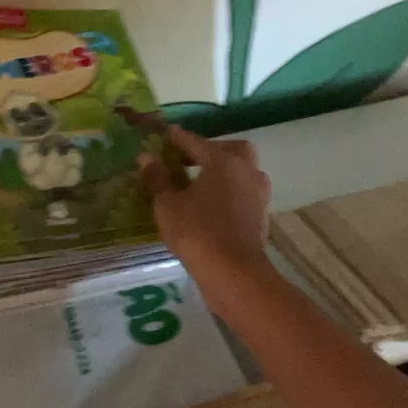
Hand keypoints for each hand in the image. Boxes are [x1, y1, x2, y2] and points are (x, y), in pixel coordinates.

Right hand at [140, 126, 272, 310]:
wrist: (234, 273)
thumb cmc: (197, 233)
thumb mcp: (168, 205)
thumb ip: (157, 179)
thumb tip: (146, 158)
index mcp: (222, 161)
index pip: (196, 141)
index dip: (178, 137)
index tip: (165, 133)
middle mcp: (245, 170)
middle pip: (231, 149)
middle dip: (211, 150)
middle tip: (189, 158)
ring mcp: (258, 193)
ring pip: (243, 170)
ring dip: (224, 170)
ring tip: (201, 182)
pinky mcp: (261, 214)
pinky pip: (245, 191)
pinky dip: (231, 190)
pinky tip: (214, 204)